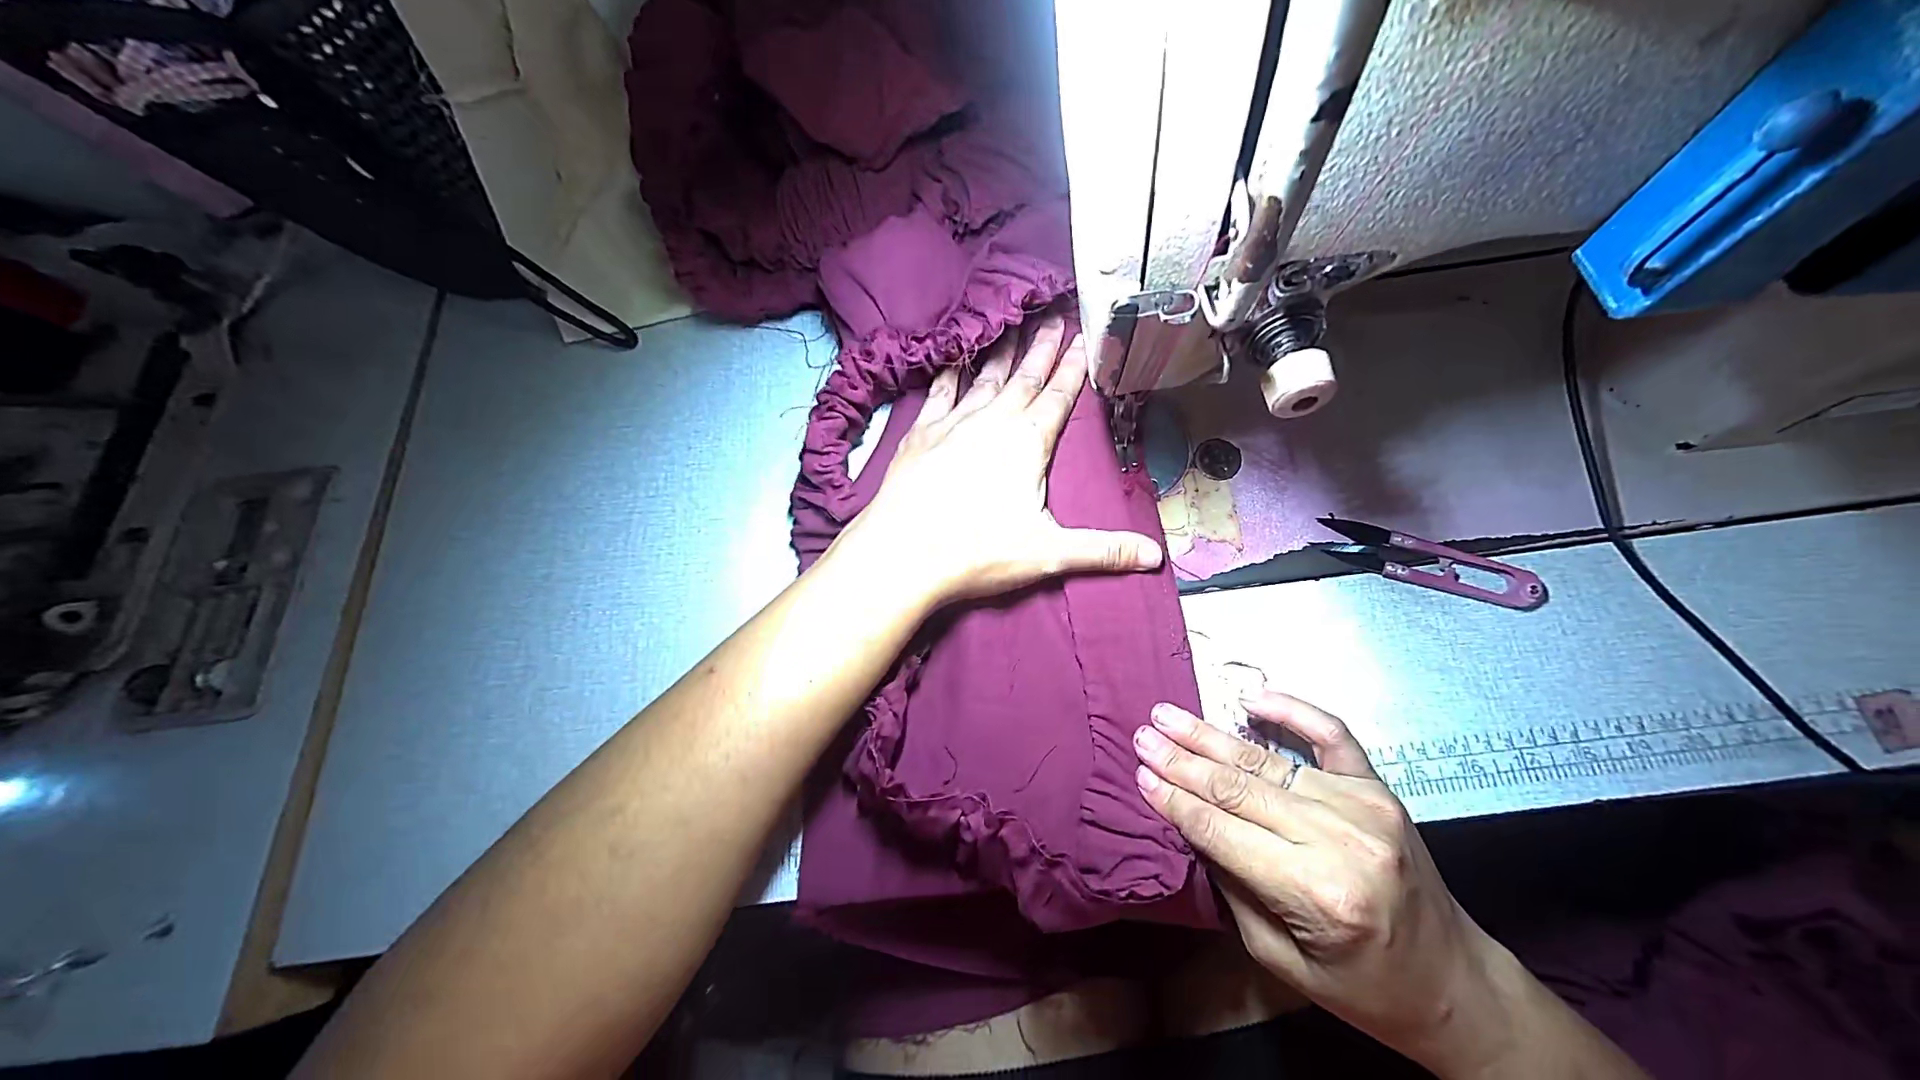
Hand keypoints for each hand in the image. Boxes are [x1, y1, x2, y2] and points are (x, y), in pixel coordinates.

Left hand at [827, 315, 1162, 608]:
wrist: (903, 553)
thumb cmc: (975, 553)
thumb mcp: (1048, 553)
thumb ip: (1102, 550)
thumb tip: (1153, 556)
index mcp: (1028, 443)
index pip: (1059, 396)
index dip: (1073, 367)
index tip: (1082, 337)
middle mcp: (992, 422)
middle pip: (1025, 377)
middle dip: (1042, 347)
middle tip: (1053, 316)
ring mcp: (953, 423)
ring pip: (986, 376)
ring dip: (1003, 351)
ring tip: (1014, 326)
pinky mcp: (921, 432)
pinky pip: (941, 390)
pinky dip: (951, 370)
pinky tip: (955, 357)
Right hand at [1131, 693, 1532, 1076]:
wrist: (1454, 983)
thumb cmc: (1361, 985)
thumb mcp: (1279, 956)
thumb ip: (1233, 884)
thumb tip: (1191, 822)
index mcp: (1317, 892)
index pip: (1222, 830)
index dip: (1175, 800)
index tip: (1139, 774)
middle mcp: (1343, 839)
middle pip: (1239, 788)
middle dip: (1183, 761)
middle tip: (1142, 736)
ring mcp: (1366, 805)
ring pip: (1270, 760)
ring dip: (1212, 736)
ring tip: (1169, 716)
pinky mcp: (1381, 789)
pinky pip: (1333, 736)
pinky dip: (1294, 711)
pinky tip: (1254, 700)